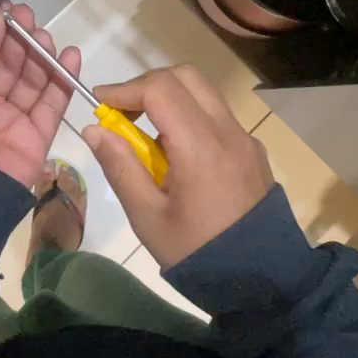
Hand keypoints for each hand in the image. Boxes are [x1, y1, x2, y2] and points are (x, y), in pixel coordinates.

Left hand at [0, 1, 79, 187]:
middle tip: (30, 19)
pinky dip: (63, 82)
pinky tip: (70, 58)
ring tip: (47, 38)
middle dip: (21, 40)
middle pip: (10, 65)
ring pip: (33, 81)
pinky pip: (52, 106)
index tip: (11, 9)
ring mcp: (14, 120)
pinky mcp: (37, 138)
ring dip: (41, 57)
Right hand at [80, 66, 273, 267]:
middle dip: (147, 85)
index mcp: (200, 147)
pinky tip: (176, 156)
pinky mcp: (253, 151)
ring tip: (146, 138)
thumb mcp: (148, 217)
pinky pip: (218, 117)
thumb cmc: (197, 252)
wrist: (263, 280)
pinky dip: (190, 117)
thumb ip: (120, 167)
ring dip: (170, 99)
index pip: (159, 89)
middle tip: (122, 114)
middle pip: (185, 76)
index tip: (100, 105)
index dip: (124, 89)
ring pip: (204, 93)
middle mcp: (227, 132)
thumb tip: (94, 130)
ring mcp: (244, 139)